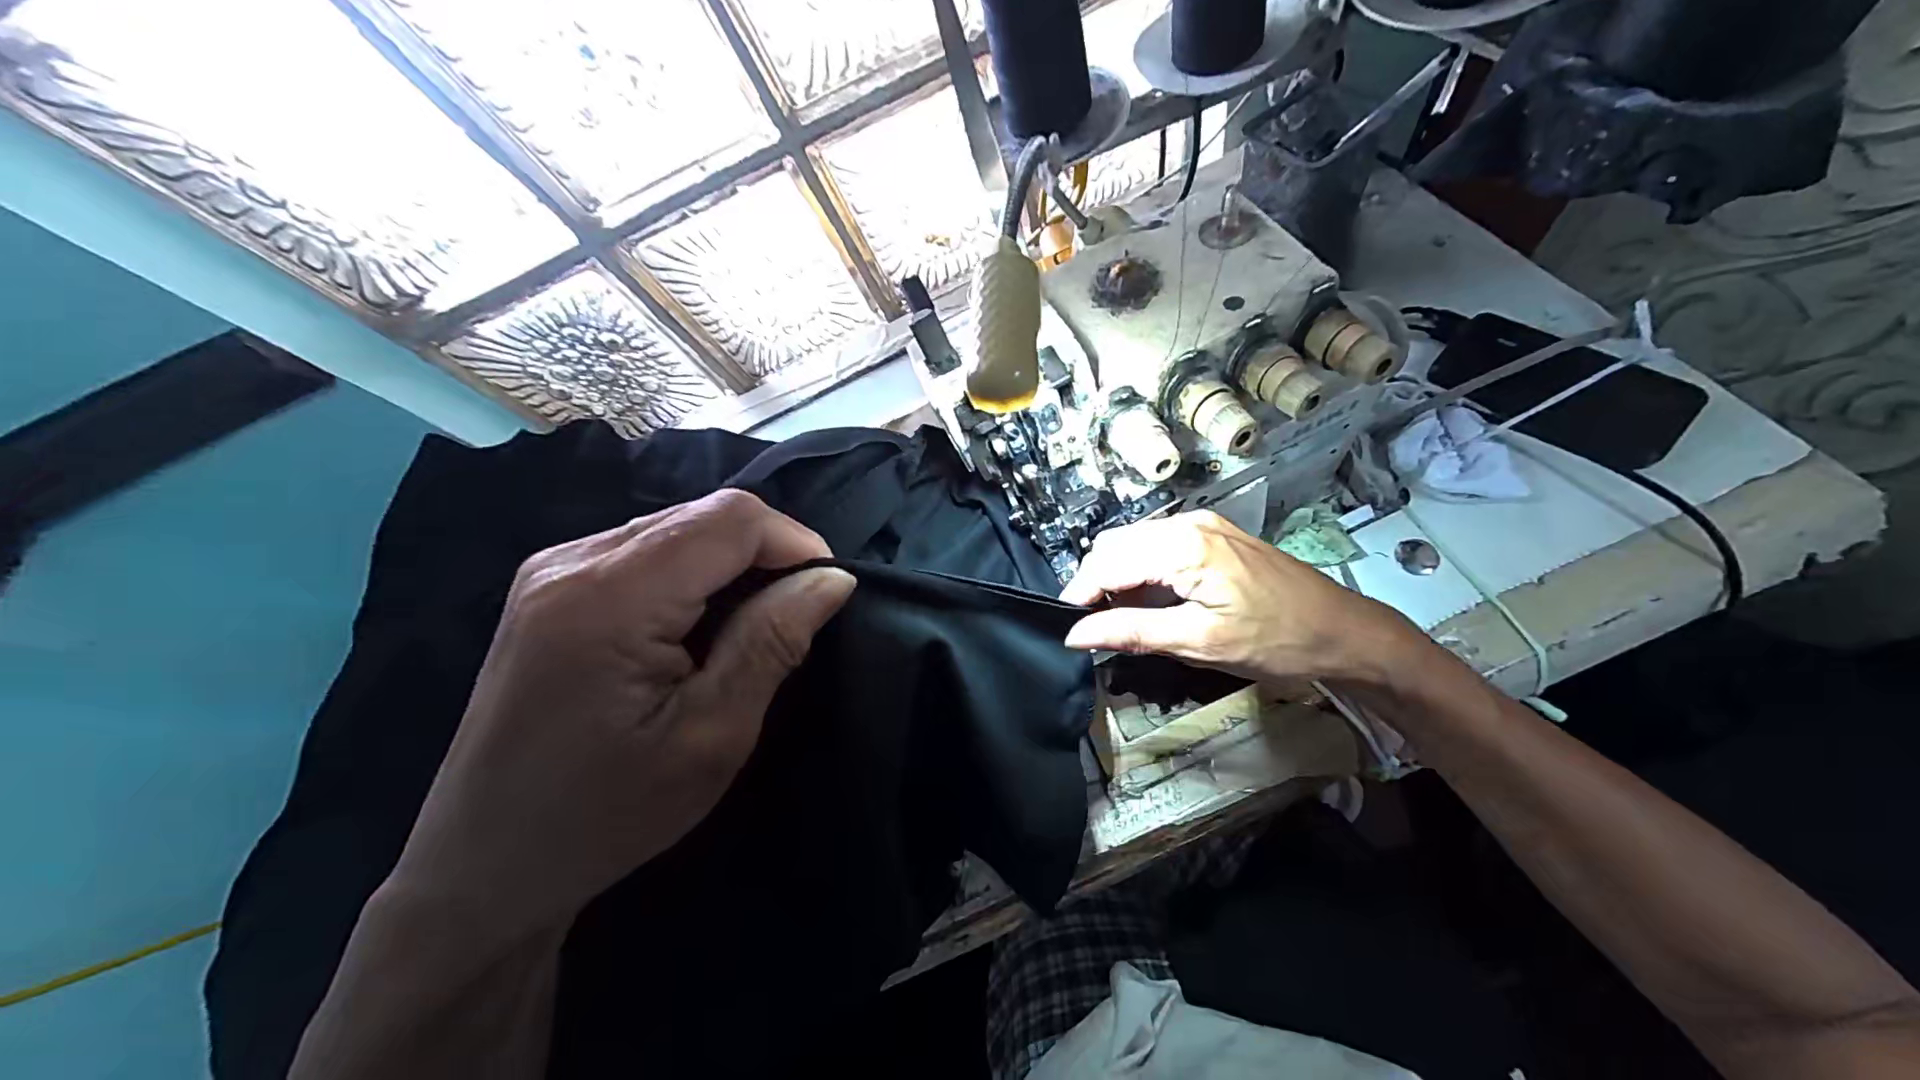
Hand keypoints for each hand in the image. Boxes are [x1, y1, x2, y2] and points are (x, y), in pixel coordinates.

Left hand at [386, 489, 855, 941]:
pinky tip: (694, 627)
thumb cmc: (606, 815)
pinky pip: (645, 548)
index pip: (730, 518)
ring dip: (730, 564)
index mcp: (608, 598)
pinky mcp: (548, 585)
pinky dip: (692, 573)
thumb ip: (772, 642)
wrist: (486, 863)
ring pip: (677, 526)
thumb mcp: (712, 737)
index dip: (794, 542)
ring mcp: (551, 568)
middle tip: (791, 619)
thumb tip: (833, 579)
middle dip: (765, 553)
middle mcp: (571, 560)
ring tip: (745, 629)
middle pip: (703, 515)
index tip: (823, 595)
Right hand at [1060, 510, 1424, 686]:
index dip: (1081, 593)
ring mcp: (1204, 525)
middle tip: (1097, 626)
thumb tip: (1077, 634)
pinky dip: (1143, 571)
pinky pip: (1158, 545)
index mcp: (1183, 546)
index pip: (1108, 563)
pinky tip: (1153, 601)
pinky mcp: (1214, 535)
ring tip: (1125, 618)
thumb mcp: (1199, 642)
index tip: (1068, 626)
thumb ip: (1132, 631)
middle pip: (1115, 545)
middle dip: (1097, 583)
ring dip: (1119, 577)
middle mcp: (1188, 524)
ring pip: (1134, 543)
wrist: (1346, 632)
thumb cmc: (1277, 641)